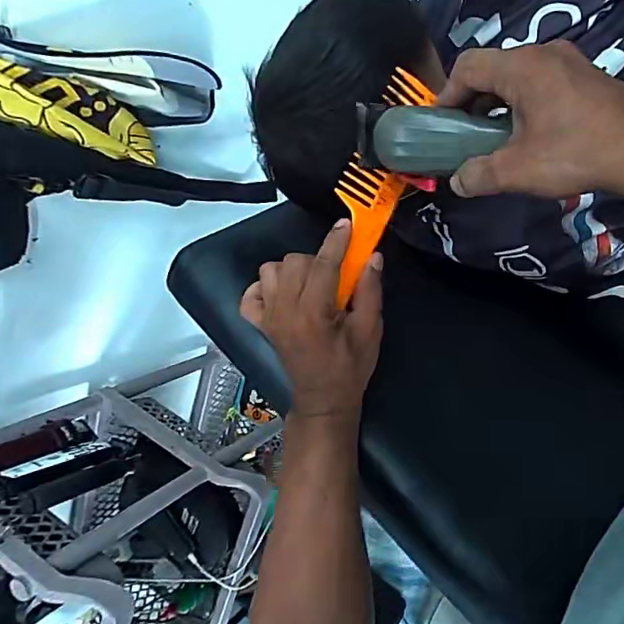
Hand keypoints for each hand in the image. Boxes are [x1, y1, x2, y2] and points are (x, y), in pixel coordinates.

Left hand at [239, 221, 383, 422]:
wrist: (324, 399)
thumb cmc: (351, 366)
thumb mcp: (371, 329)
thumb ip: (370, 291)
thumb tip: (372, 257)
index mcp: (314, 313)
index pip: (323, 264)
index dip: (336, 240)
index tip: (347, 224)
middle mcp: (285, 311)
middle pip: (295, 262)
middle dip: (319, 259)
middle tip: (337, 276)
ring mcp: (268, 317)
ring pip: (271, 270)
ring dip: (293, 269)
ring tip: (312, 284)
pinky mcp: (260, 324)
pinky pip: (251, 293)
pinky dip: (266, 286)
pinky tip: (285, 294)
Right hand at [436, 41, 623, 198]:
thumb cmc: (577, 154)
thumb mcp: (519, 170)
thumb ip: (480, 175)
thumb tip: (458, 182)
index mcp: (522, 66)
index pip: (468, 65)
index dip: (448, 94)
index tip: (442, 124)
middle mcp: (545, 53)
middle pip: (494, 68)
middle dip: (475, 100)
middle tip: (468, 134)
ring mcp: (572, 62)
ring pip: (521, 75)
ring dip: (503, 103)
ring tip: (499, 138)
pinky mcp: (590, 77)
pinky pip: (546, 82)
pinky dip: (529, 102)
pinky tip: (536, 135)